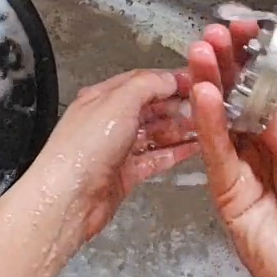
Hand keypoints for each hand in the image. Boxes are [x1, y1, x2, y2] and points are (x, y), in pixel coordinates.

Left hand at [18, 69, 197, 246]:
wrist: (68, 199)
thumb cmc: (82, 149)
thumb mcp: (117, 103)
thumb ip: (146, 85)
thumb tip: (169, 77)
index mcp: (102, 98)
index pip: (143, 82)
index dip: (171, 80)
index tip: (198, 82)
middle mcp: (109, 121)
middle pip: (152, 107)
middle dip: (179, 104)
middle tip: (208, 105)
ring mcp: (118, 148)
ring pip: (157, 133)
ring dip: (181, 128)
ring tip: (208, 125)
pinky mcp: (126, 173)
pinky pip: (157, 158)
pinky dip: (176, 152)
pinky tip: (195, 148)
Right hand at [185, 22, 276, 276]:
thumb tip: (265, 89)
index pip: (269, 90)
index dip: (256, 62)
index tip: (246, 33)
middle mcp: (265, 146)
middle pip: (239, 97)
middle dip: (227, 64)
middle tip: (214, 35)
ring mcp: (242, 166)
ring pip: (221, 117)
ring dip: (211, 83)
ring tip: (201, 52)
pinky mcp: (224, 188)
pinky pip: (213, 148)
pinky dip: (206, 120)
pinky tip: (203, 93)